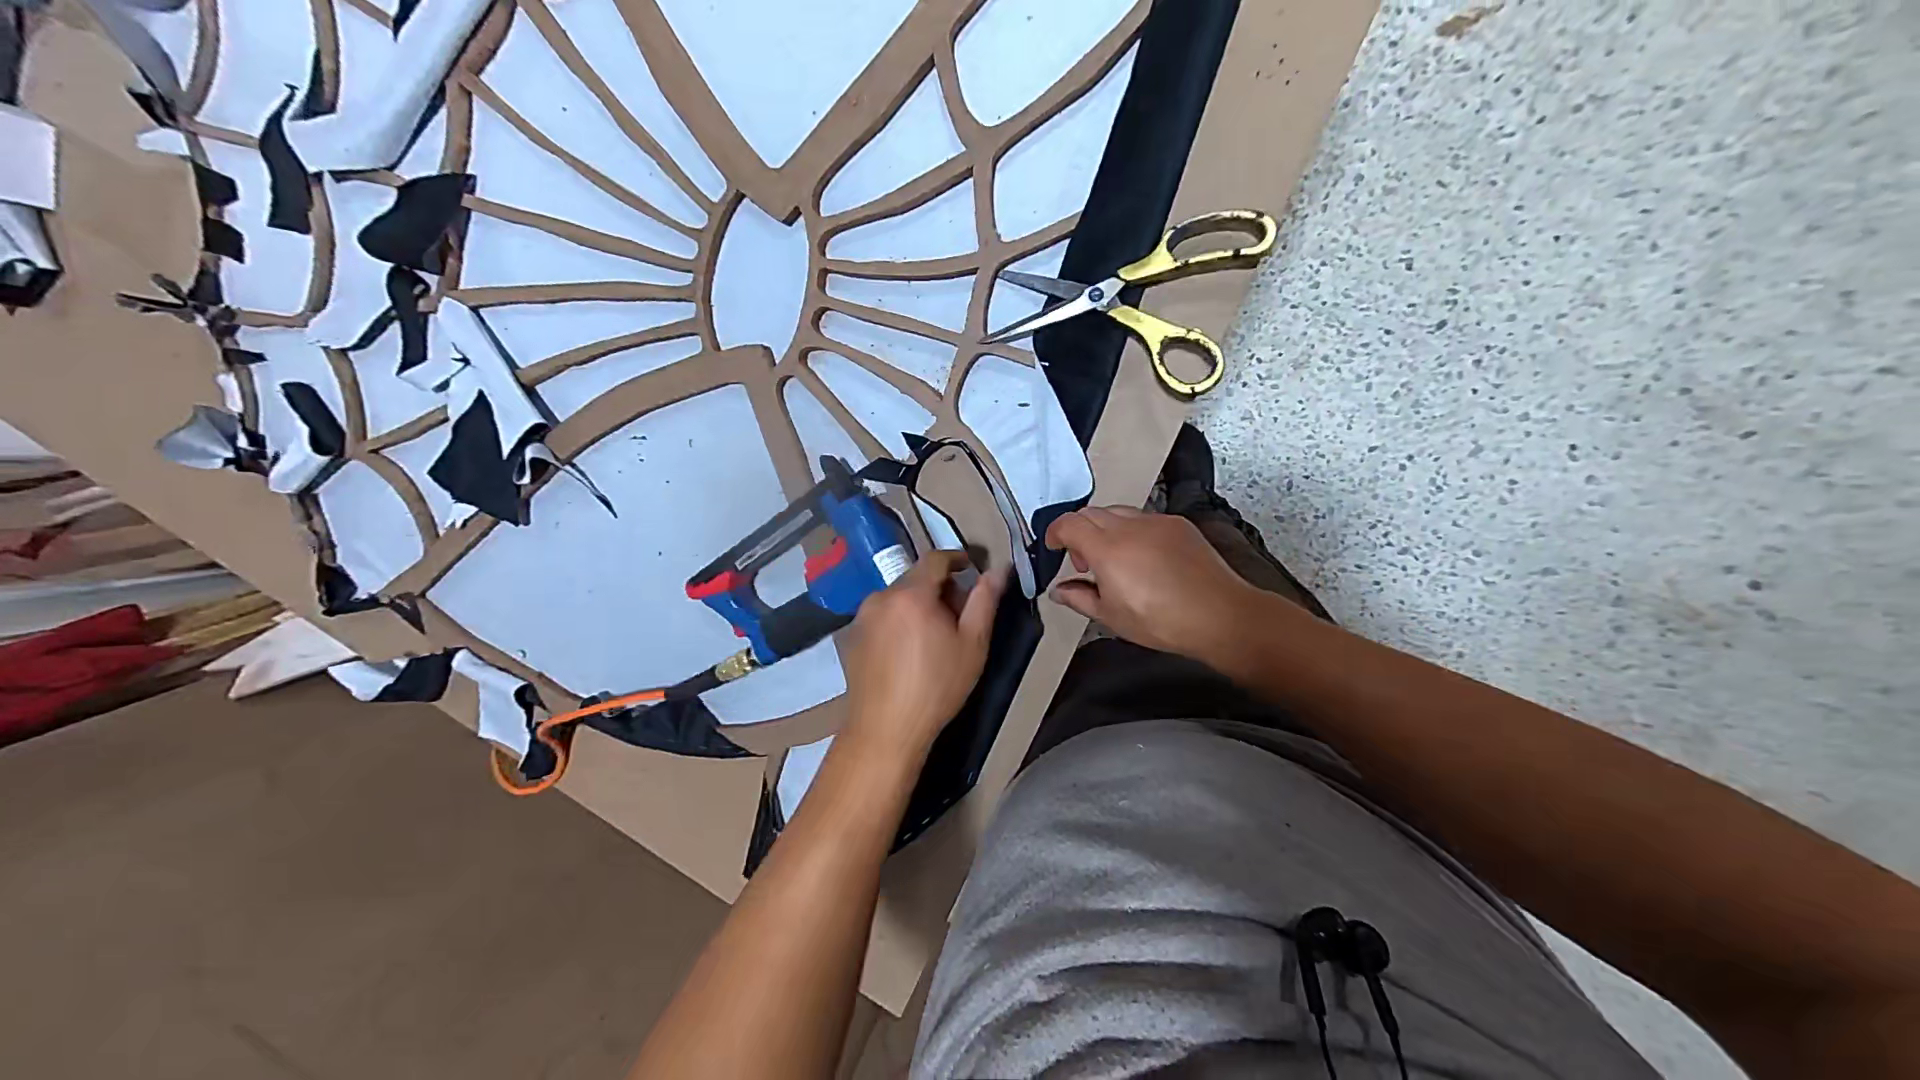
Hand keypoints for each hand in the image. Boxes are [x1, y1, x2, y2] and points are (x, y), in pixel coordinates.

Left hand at [840, 550, 1006, 759]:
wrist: (886, 729)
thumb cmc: (936, 686)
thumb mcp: (973, 644)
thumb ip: (985, 601)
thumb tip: (999, 570)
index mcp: (911, 594)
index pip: (935, 558)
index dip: (956, 559)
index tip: (971, 568)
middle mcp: (881, 597)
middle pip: (915, 579)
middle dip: (939, 588)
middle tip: (958, 615)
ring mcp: (861, 617)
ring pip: (897, 598)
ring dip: (917, 606)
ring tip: (933, 637)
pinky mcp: (851, 637)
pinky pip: (881, 617)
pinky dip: (898, 622)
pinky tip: (907, 652)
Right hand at [1045, 506, 1270, 665]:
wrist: (1219, 615)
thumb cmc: (1166, 621)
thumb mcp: (1111, 617)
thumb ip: (1079, 598)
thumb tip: (1060, 591)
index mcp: (1107, 550)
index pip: (1068, 524)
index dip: (1054, 532)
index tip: (1054, 545)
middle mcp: (1130, 528)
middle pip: (1090, 514)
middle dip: (1078, 532)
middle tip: (1083, 561)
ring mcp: (1156, 523)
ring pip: (1118, 512)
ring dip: (1105, 529)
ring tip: (1113, 560)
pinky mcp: (1177, 524)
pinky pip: (1144, 518)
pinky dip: (1133, 531)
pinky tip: (1141, 558)